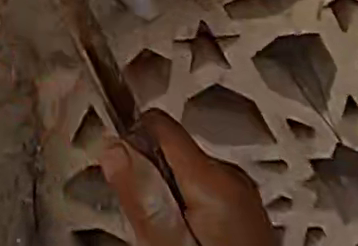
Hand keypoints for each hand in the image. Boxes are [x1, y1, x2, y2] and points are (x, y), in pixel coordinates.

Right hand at [99, 110, 275, 245]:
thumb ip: (142, 196)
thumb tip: (113, 147)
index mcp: (214, 178)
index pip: (155, 123)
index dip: (131, 145)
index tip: (125, 179)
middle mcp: (233, 177)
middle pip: (168, 146)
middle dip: (149, 175)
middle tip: (147, 223)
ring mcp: (243, 197)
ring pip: (182, 169)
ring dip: (166, 194)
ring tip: (168, 237)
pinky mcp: (245, 215)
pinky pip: (201, 190)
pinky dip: (186, 208)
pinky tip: (187, 240)